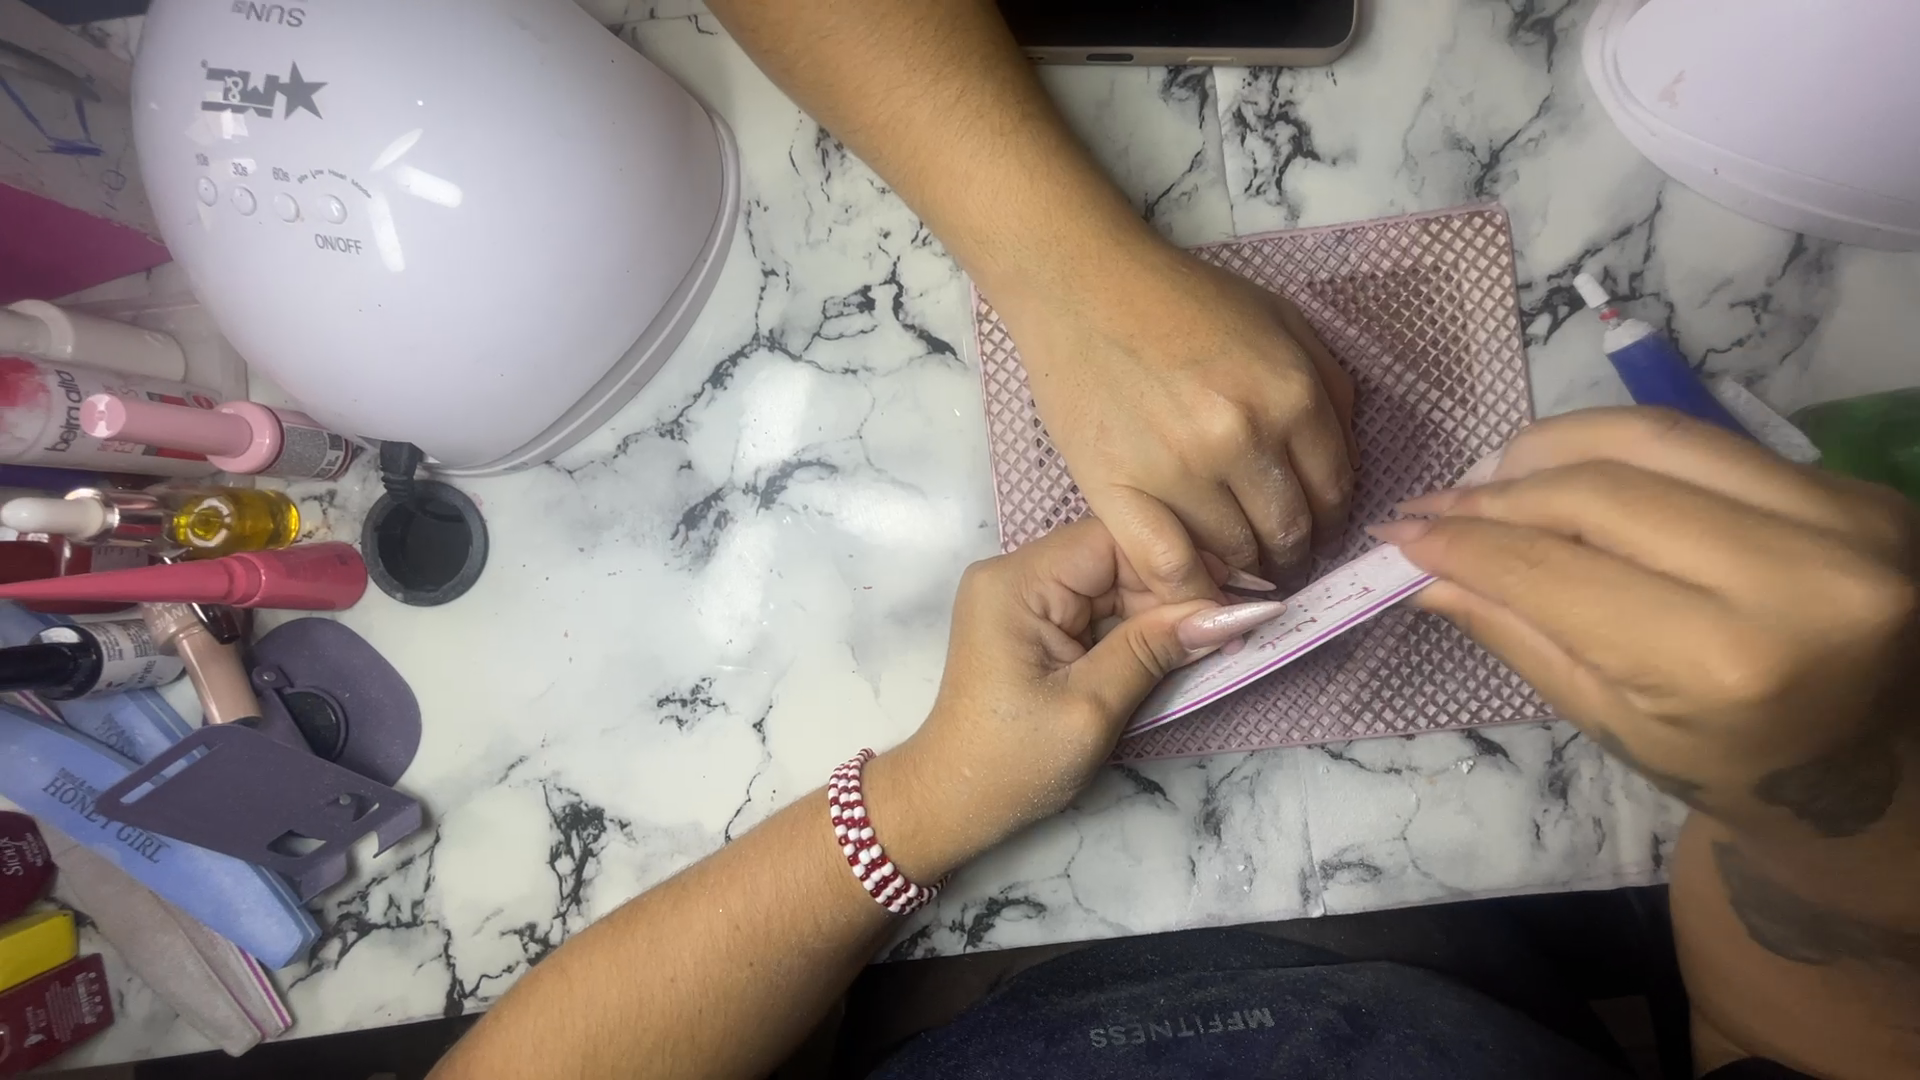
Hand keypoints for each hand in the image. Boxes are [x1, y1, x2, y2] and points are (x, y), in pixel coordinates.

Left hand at [870, 520, 1288, 877]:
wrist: (954, 799)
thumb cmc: (1014, 761)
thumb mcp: (1093, 705)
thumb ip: (1158, 647)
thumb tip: (1243, 609)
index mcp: (1016, 581)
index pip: (1112, 539)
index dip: (1176, 562)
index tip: (1234, 594)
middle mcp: (1013, 572)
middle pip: (1111, 555)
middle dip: (1170, 589)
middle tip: (1232, 621)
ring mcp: (1018, 593)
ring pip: (1108, 579)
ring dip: (1155, 609)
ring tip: (1210, 635)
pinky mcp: (1029, 617)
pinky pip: (1092, 603)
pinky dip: (1131, 624)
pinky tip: (1170, 642)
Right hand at [999, 241, 1357, 601]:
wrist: (1082, 290)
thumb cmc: (1178, 300)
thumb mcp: (1280, 319)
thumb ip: (1328, 386)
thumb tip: (1340, 463)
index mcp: (1291, 395)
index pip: (1334, 492)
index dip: (1330, 524)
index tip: (1315, 534)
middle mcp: (1243, 440)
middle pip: (1288, 533)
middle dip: (1291, 555)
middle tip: (1279, 560)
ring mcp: (1178, 472)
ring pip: (1234, 555)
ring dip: (1244, 570)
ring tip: (1236, 567)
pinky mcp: (1119, 492)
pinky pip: (1169, 568)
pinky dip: (1192, 592)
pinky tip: (1200, 591)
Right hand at [1371, 408, 1918, 839]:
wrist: (1875, 760)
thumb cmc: (1719, 757)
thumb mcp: (1597, 711)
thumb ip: (1505, 627)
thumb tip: (1415, 569)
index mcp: (1725, 660)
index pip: (1547, 571)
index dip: (1456, 544)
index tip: (1393, 534)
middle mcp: (1797, 576)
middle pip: (1589, 493)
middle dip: (1486, 498)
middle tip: (1427, 508)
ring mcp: (1839, 519)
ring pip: (1639, 439)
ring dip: (1537, 453)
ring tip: (1484, 482)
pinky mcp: (1846, 486)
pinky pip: (1689, 438)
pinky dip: (1599, 444)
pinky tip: (1554, 470)